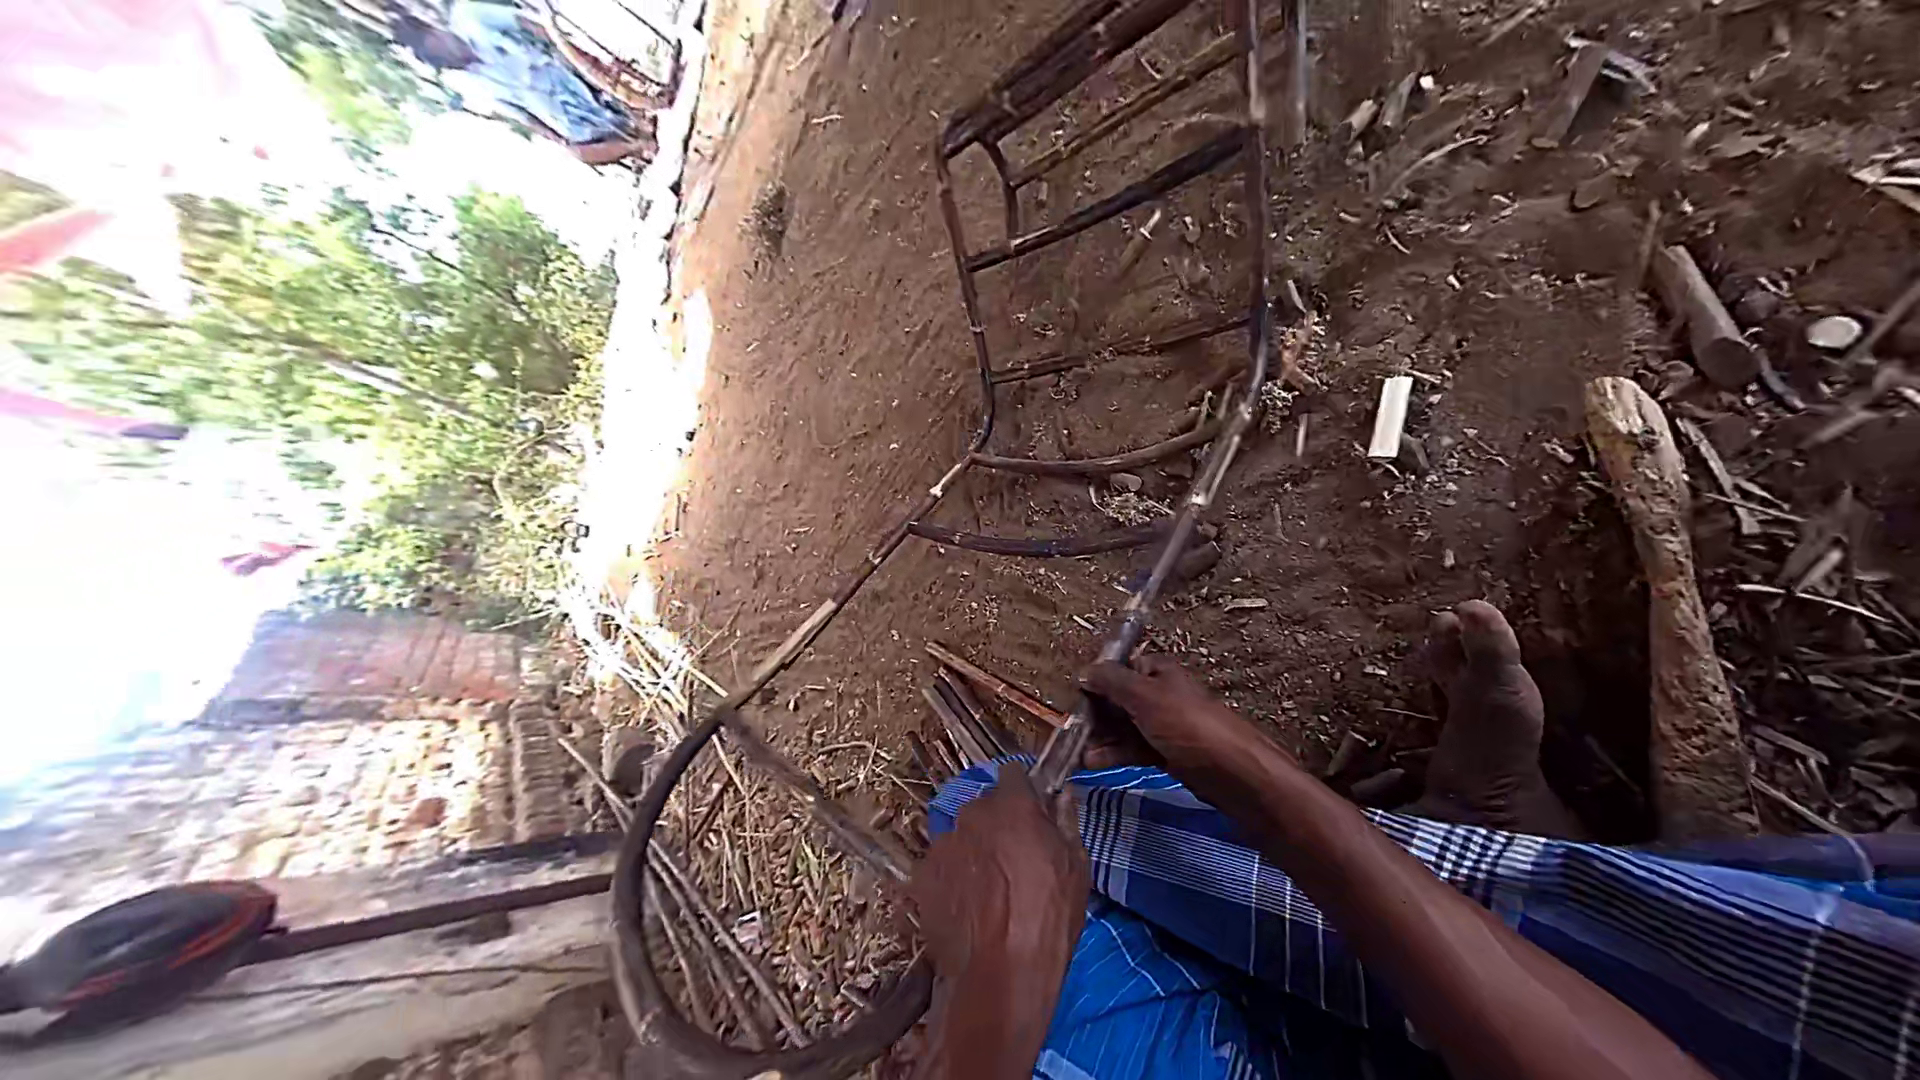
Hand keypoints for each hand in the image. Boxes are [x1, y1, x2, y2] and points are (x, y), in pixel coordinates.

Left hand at [906, 764, 1086, 1079]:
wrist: (998, 980)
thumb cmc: (1048, 922)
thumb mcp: (1076, 869)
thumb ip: (1066, 821)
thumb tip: (1063, 793)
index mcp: (1012, 805)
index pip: (1013, 773)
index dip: (1023, 790)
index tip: (1031, 810)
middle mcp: (972, 814)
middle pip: (986, 806)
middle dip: (999, 824)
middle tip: (1015, 860)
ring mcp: (943, 843)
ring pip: (963, 835)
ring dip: (974, 850)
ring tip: (990, 891)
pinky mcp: (923, 874)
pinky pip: (943, 864)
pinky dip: (953, 877)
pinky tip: (968, 906)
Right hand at [1081, 655, 1299, 786]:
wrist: (1233, 773)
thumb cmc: (1186, 725)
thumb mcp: (1144, 695)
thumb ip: (1111, 681)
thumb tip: (1084, 671)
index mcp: (1158, 672)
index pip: (1120, 669)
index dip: (1098, 680)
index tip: (1074, 697)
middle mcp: (1160, 695)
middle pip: (1118, 699)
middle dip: (1094, 714)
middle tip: (1070, 730)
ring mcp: (1163, 725)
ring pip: (1123, 726)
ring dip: (1100, 737)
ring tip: (1076, 751)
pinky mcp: (1166, 752)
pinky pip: (1133, 748)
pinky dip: (1114, 753)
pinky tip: (1093, 763)